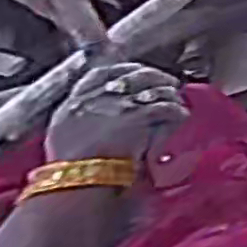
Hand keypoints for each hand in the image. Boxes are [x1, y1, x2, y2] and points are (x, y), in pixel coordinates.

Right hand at [46, 64, 188, 163]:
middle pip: (140, 75)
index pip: (103, 72)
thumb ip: (89, 109)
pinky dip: (179, 113)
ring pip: (161, 89)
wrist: (79, 178)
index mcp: (75, 102)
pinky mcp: (141, 114)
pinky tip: (178, 119)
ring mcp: (120, 105)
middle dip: (161, 79)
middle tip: (171, 88)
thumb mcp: (67, 130)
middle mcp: (96, 99)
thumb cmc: (74, 160)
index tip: (143, 72)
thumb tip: (121, 94)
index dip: (129, 69)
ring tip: (172, 108)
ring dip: (172, 98)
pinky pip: (172, 106)